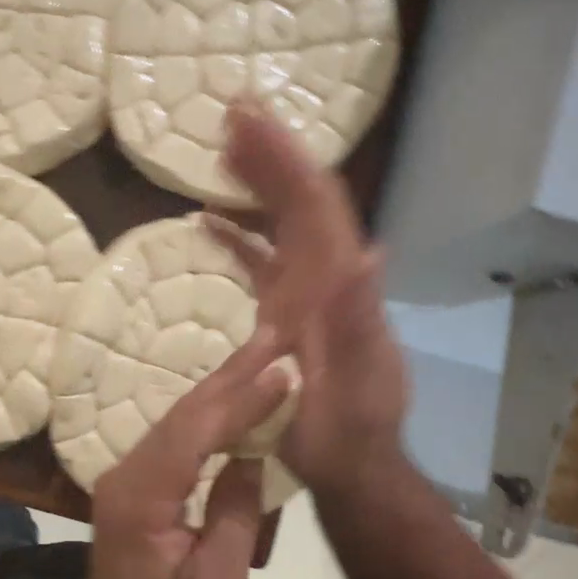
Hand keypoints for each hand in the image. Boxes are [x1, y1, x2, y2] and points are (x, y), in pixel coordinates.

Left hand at [42, 327, 292, 578]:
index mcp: (142, 499)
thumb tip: (249, 459)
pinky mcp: (138, 477)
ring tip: (265, 352)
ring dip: (223, 384)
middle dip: (232, 373)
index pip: (194, 435)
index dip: (240, 401)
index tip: (283, 371)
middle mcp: (127, 472)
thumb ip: (233, 521)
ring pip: (180, 416)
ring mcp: (128, 471)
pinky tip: (237, 392)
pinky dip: (212, 409)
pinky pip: (179, 433)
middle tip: (276, 333)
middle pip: (184, 413)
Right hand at [209, 100, 409, 495]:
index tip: (251, 117)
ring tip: (221, 147)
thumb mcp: (359, 383)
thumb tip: (371, 252)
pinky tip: (205, 221)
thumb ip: (363, 320)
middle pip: (300, 202)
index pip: (318, 208)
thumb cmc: (350, 433)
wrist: (352, 467)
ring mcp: (307, 294)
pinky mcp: (288, 313)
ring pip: (281, 224)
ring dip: (255, 184)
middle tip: (230, 111)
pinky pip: (261, 262)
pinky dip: (237, 238)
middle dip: (269, 155)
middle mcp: (327, 278)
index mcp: (341, 286)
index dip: (287, 159)